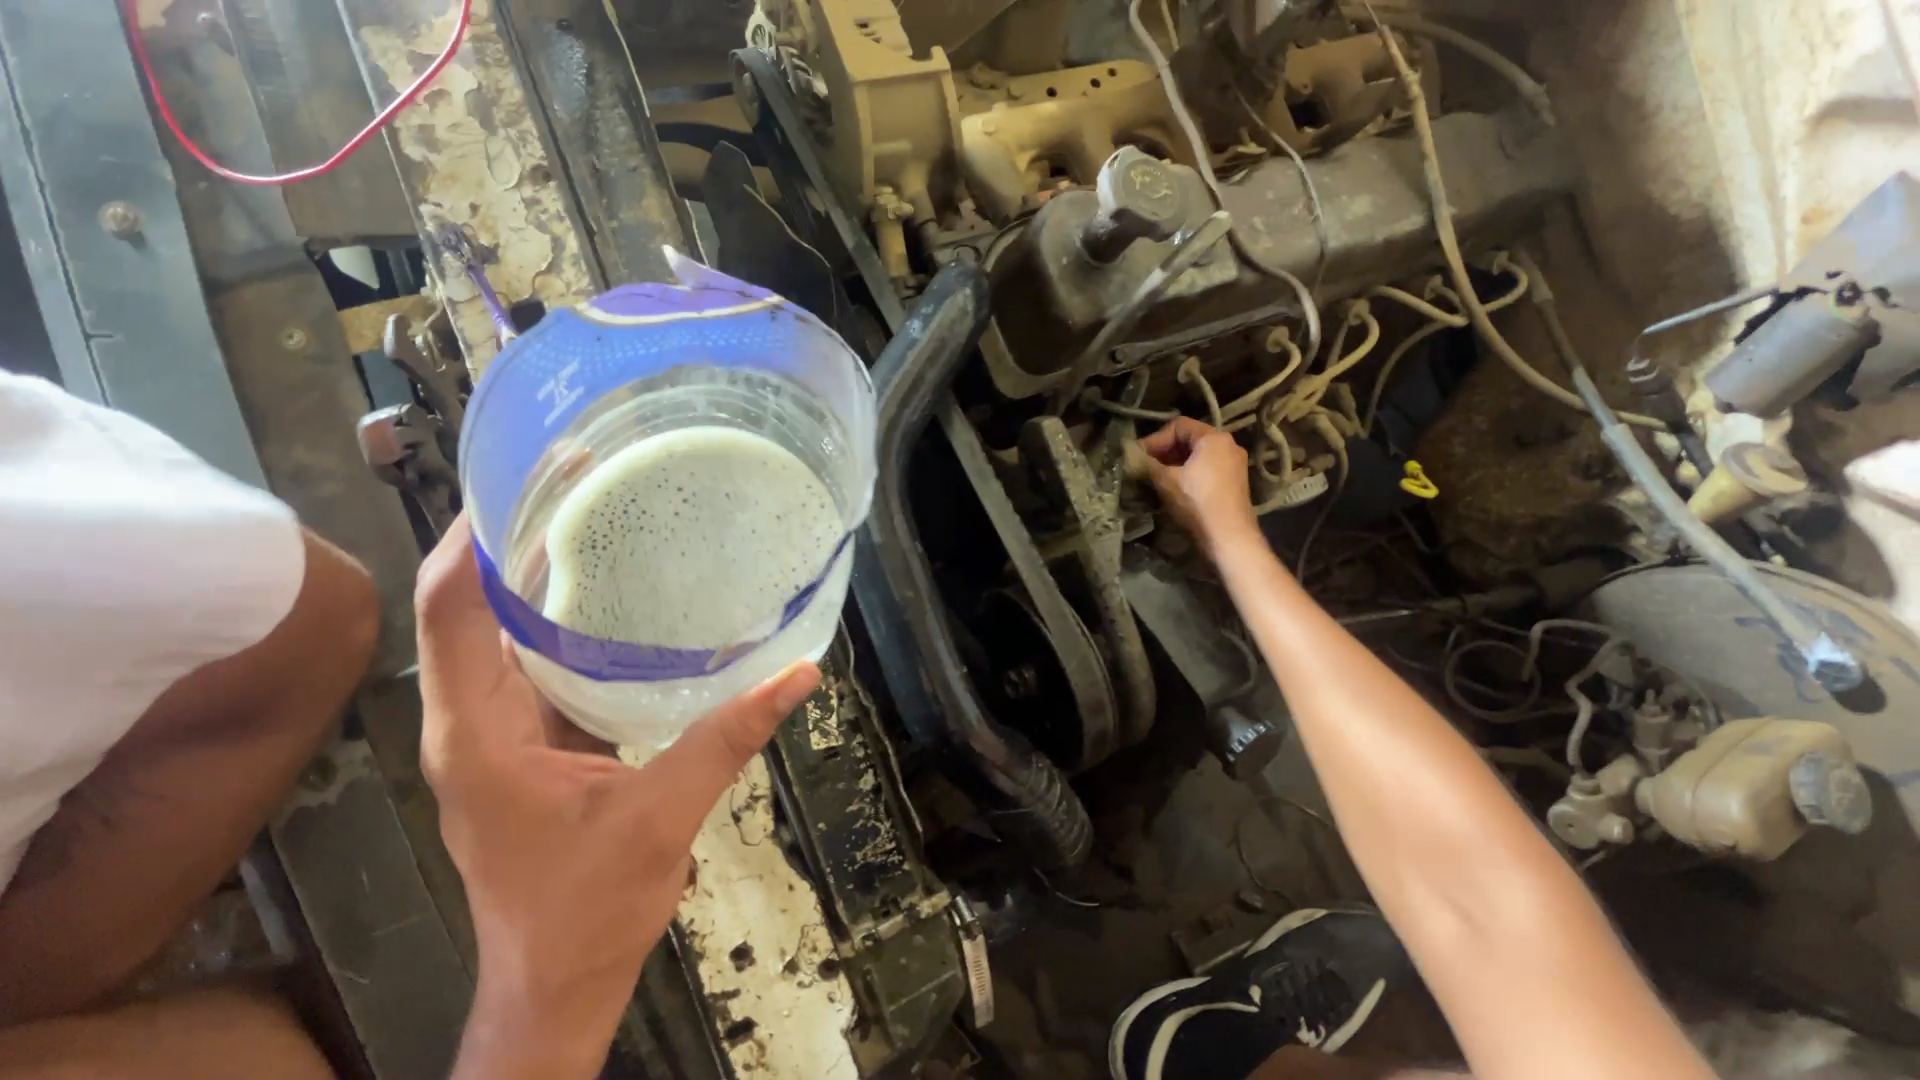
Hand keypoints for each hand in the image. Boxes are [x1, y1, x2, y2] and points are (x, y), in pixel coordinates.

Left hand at [414, 517, 819, 1078]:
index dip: (477, 540)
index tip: (522, 482)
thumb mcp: (662, 818)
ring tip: (595, 521)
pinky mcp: (524, 748)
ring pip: (499, 636)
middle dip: (510, 541)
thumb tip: (799, 675)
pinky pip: (533, 667)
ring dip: (535, 580)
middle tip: (572, 482)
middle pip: (468, 609)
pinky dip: (564, 627)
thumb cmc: (588, 908)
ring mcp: (495, 735)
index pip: (451, 610)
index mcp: (477, 732)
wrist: (556, 984)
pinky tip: (616, 602)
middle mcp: (471, 722)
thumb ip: (726, 740)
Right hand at [1140, 417, 1258, 558]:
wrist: (1229, 538)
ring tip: (1156, 478)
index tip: (1139, 456)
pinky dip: (1189, 473)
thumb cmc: (1197, 503)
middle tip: (1145, 466)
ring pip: (1198, 455)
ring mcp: (1234, 464)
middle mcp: (1229, 445)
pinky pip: (1207, 468)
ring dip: (1175, 463)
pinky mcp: (1234, 482)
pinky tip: (1174, 488)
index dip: (1155, 439)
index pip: (1178, 425)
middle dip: (1165, 451)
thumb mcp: (1166, 481)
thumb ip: (1147, 464)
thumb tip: (1130, 456)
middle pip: (1189, 439)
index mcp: (1214, 438)